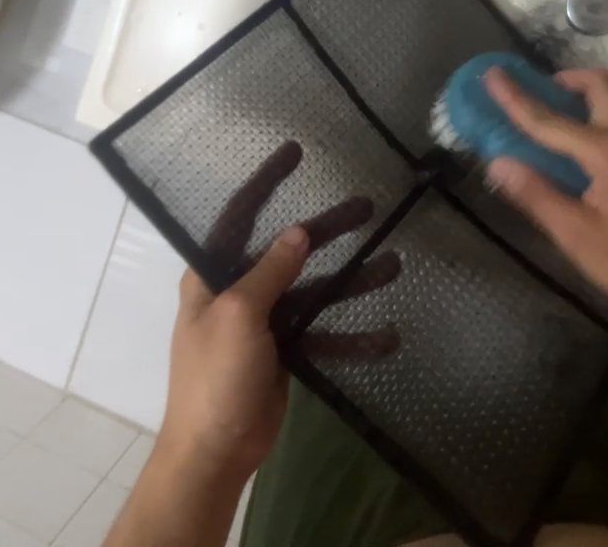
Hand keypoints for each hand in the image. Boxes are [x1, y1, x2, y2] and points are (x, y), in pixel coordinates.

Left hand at [156, 143, 400, 485]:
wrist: (214, 454)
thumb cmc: (214, 378)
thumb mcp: (238, 316)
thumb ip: (270, 273)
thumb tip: (298, 232)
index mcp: (213, 275)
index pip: (240, 215)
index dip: (264, 182)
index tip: (293, 153)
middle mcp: (238, 290)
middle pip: (289, 248)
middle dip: (328, 229)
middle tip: (366, 207)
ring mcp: (264, 322)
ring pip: (314, 290)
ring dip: (351, 281)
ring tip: (394, 265)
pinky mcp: (285, 351)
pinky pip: (321, 334)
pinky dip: (351, 337)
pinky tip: (386, 339)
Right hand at [483, 67, 607, 317]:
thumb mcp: (578, 236)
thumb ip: (537, 195)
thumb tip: (498, 163)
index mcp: (606, 152)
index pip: (549, 119)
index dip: (515, 98)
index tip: (493, 74)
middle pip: (599, 85)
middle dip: (566, 80)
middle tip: (542, 92)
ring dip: (590, 92)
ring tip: (565, 111)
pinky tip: (596, 142)